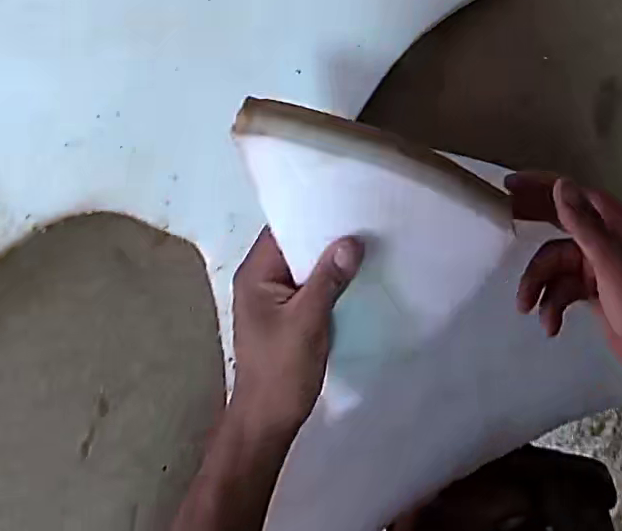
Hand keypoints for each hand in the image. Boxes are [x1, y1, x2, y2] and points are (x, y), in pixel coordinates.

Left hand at [228, 227, 362, 435]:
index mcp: (256, 274)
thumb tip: (352, 240)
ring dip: (332, 254)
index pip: (283, 228)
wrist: (268, 423)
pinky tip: (356, 270)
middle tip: (364, 215)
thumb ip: (328, 278)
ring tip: (366, 237)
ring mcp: (275, 295)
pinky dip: (332, 274)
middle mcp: (262, 278)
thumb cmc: (280, 370)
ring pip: (307, 262)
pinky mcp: (290, 310)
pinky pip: (313, 281)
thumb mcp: (307, 321)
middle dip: (327, 231)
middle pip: (297, 242)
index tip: (346, 198)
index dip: (311, 211)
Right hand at [508, 173, 621, 399]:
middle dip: (534, 224)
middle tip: (503, 219)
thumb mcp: (612, 266)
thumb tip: (560, 184)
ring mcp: (602, 269)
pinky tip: (551, 326)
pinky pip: (565, 289)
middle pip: (564, 222)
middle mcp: (610, 241)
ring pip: (559, 262)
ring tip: (527, 307)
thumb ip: (584, 226)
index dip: (544, 185)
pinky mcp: (597, 295)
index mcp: (620, 225)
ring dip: (540, 283)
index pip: (577, 194)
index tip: (511, 186)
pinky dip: (553, 305)